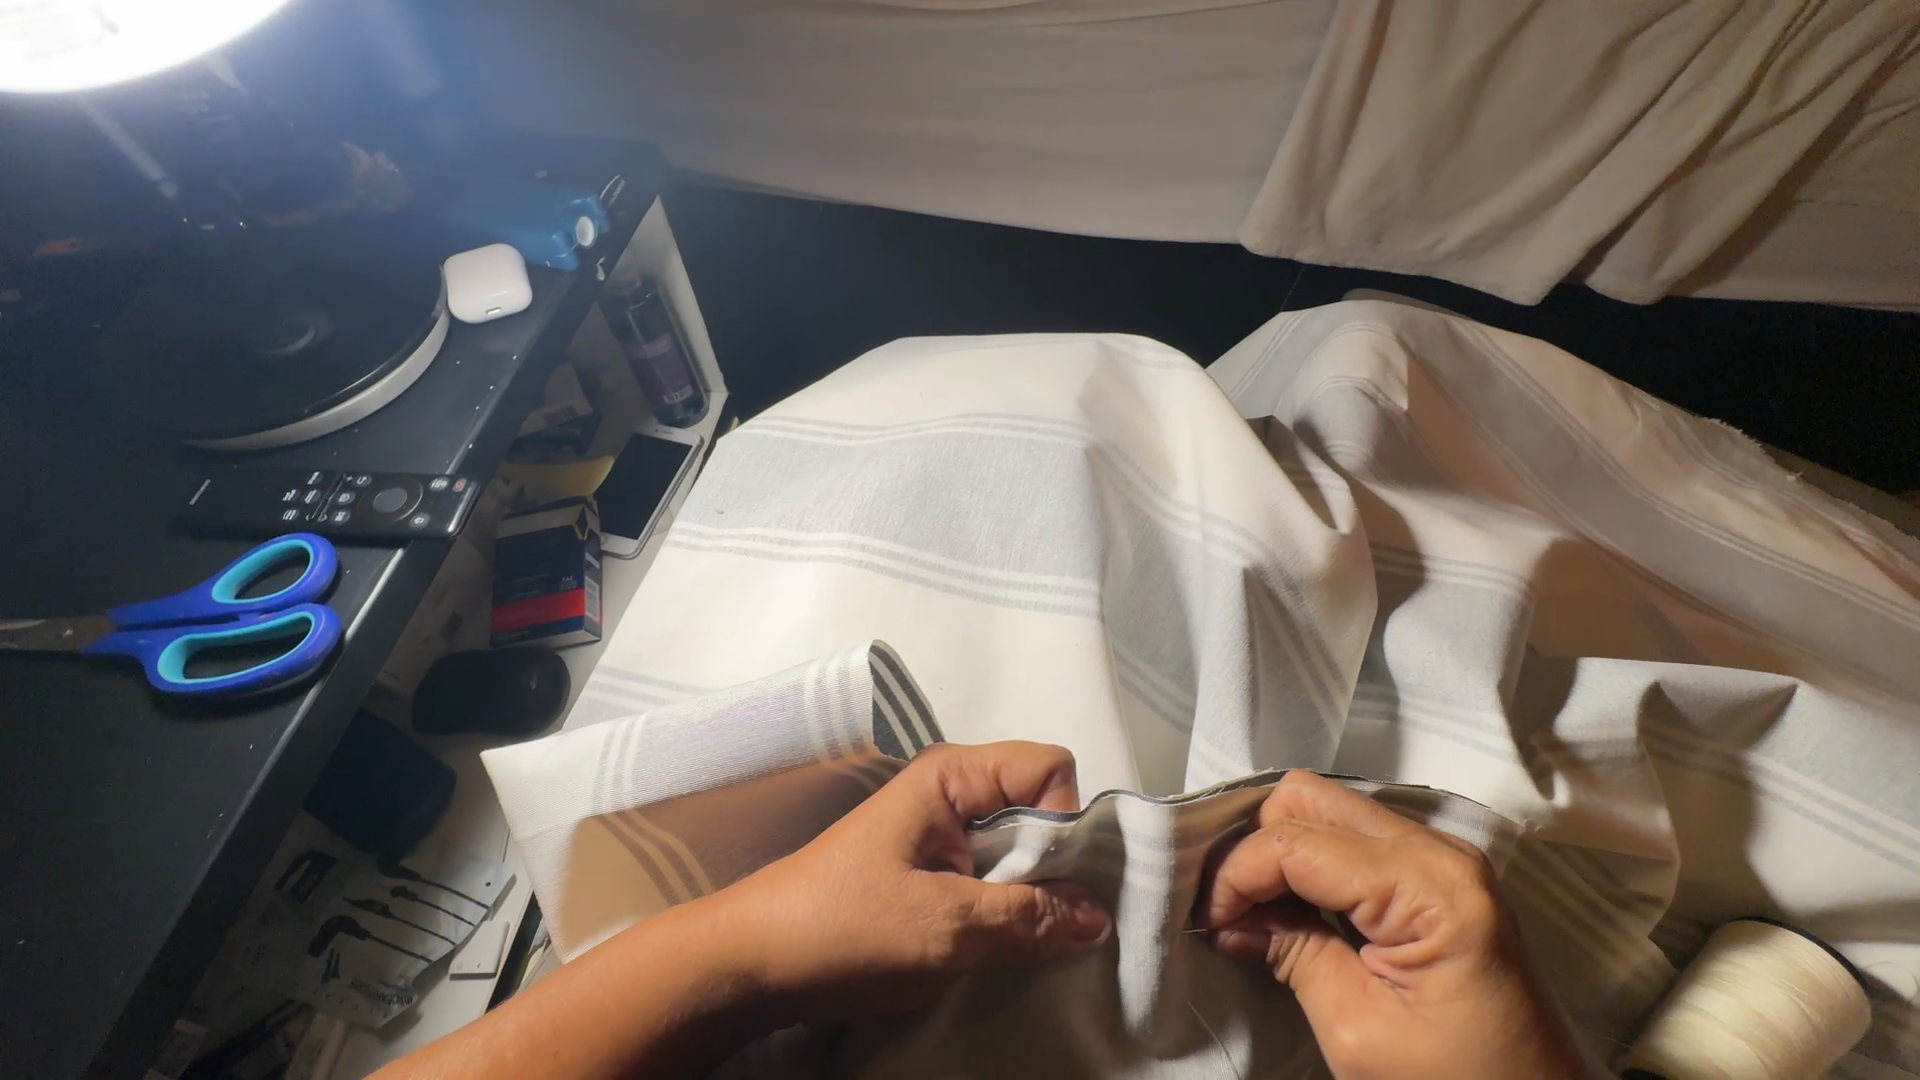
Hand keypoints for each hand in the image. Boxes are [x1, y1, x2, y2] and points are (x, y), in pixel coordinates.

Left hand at [713, 741, 1112, 1021]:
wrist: (757, 963)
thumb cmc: (845, 928)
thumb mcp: (944, 927)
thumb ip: (1028, 917)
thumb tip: (1101, 917)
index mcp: (952, 776)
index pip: (1048, 767)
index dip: (1066, 817)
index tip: (1059, 880)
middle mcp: (954, 791)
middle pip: (1040, 805)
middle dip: (1058, 862)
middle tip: (1057, 924)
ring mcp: (944, 830)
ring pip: (1021, 846)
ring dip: (1035, 891)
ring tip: (1028, 941)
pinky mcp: (935, 867)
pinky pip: (996, 873)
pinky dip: (1011, 906)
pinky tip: (1003, 943)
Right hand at [1198, 771, 1602, 1079]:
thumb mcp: (1357, 1032)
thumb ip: (1291, 950)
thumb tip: (1226, 917)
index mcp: (1429, 887)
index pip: (1295, 843)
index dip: (1237, 875)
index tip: (1210, 921)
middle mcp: (1436, 847)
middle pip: (1307, 798)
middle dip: (1256, 848)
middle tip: (1236, 909)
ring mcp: (1439, 851)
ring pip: (1323, 804)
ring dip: (1279, 847)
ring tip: (1260, 907)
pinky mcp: (1435, 867)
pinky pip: (1349, 830)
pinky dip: (1308, 856)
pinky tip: (1295, 902)